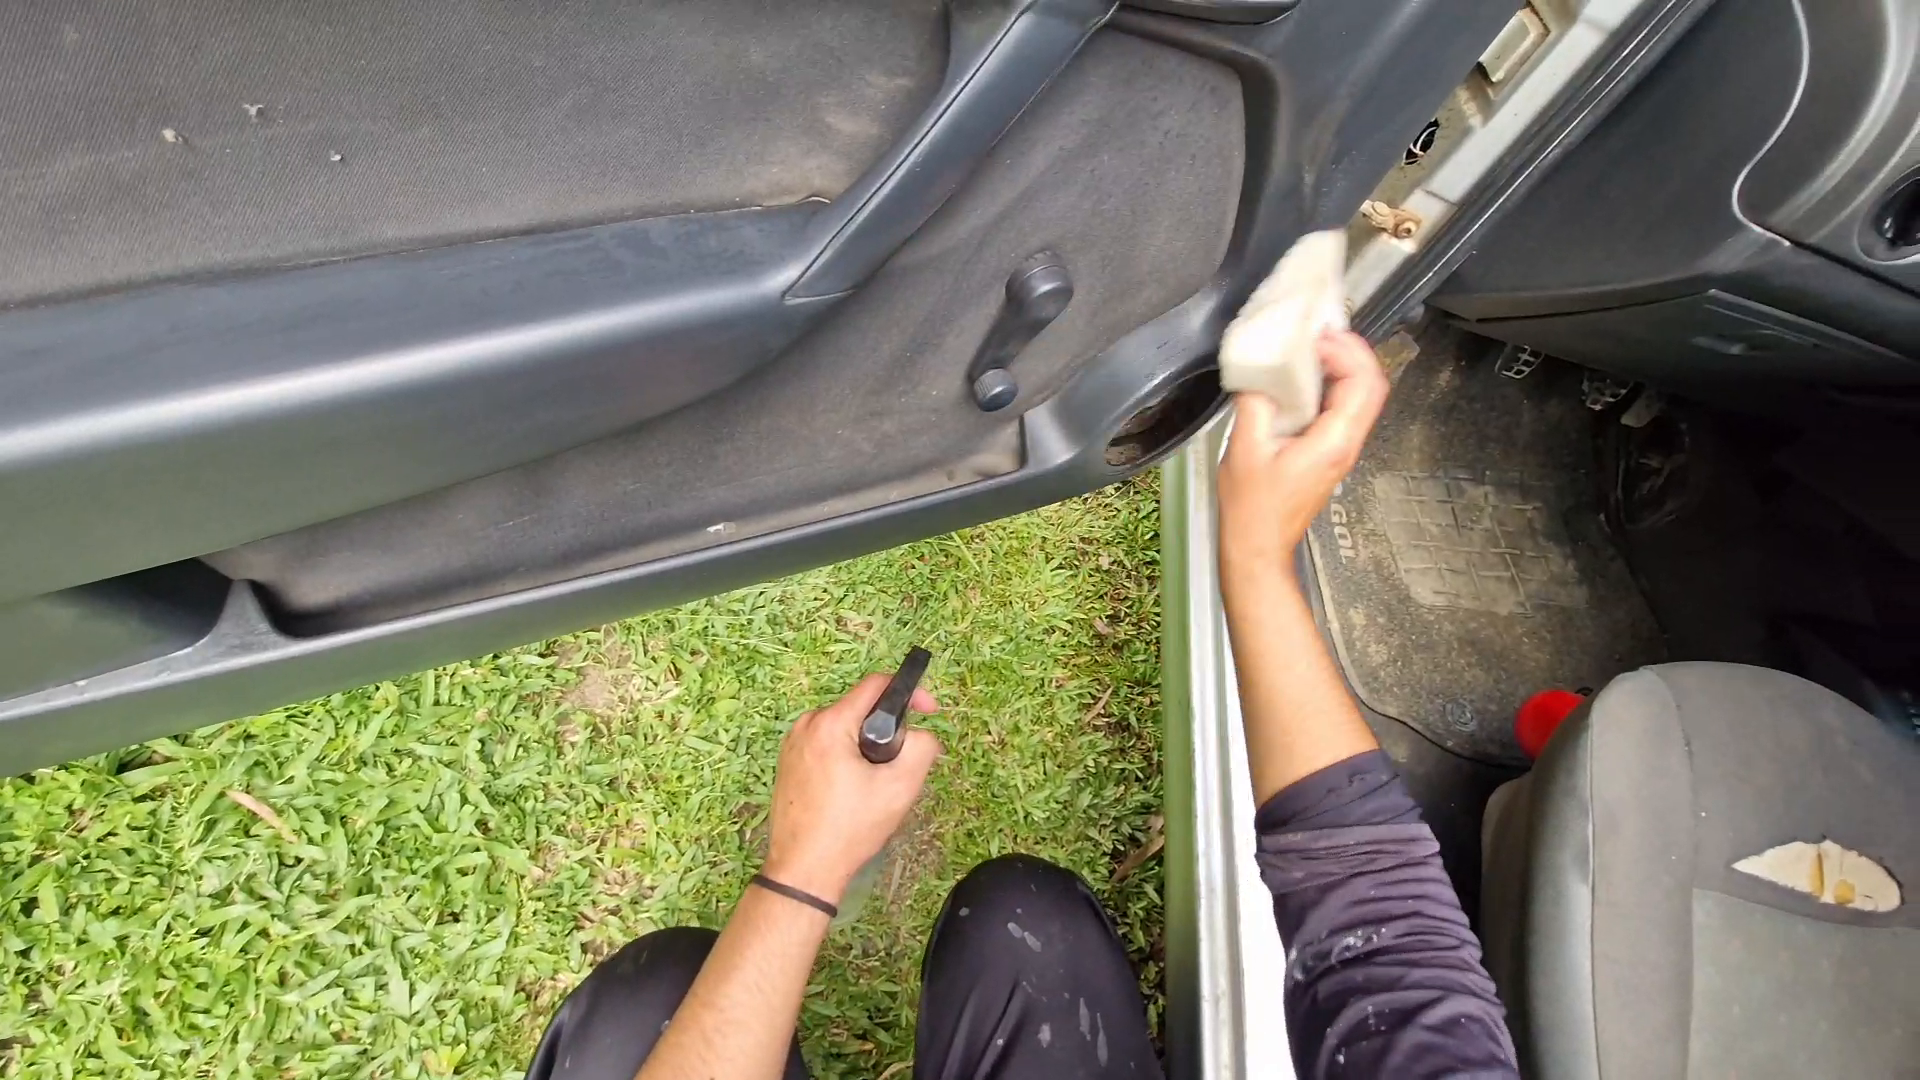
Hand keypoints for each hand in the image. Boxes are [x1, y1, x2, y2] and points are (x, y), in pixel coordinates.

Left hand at [762, 674, 941, 903]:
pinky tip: (853, 791)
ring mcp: (793, 744)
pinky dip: (846, 757)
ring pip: (845, 729)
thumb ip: (922, 746)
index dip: (909, 692)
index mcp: (830, 723)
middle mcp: (807, 725)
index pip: (876, 684)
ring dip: (866, 745)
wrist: (803, 871)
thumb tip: (921, 733)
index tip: (929, 712)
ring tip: (875, 784)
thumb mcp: (900, 786)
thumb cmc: (851, 828)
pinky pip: (828, 745)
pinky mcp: (788, 763)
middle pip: (860, 709)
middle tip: (898, 764)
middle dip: (887, 729)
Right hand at [1218, 329, 1388, 575]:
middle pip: (1370, 386)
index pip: (1363, 382)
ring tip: (1311, 350)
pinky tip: (1303, 381)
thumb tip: (1258, 374)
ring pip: (1359, 397)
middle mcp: (1346, 444)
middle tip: (1320, 334)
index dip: (1347, 351)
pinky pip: (1341, 410)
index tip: (1317, 336)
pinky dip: (1330, 387)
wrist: (1258, 544)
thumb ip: (1255, 404)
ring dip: (1342, 368)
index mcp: (1333, 441)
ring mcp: (1340, 450)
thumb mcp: (1245, 450)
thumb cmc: (1252, 507)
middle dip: (1351, 352)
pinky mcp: (1328, 454)